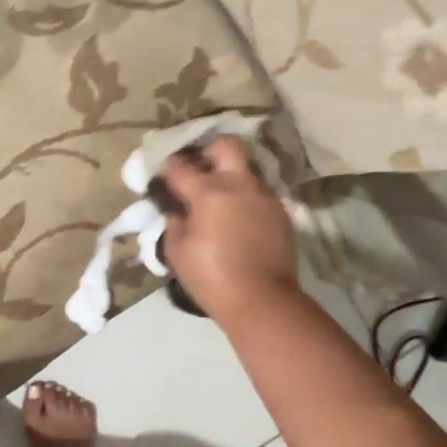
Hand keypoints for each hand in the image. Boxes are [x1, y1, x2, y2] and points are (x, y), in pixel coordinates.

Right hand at [159, 135, 300, 322]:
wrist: (262, 300)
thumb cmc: (211, 278)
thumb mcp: (178, 253)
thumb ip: (174, 225)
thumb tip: (177, 212)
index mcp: (208, 192)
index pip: (181, 166)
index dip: (169, 167)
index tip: (165, 172)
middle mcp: (239, 185)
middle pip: (227, 145)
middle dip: (210, 149)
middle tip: (200, 166)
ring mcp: (264, 197)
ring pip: (247, 171)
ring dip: (231, 177)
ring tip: (221, 199)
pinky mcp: (281, 213)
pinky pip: (260, 195)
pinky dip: (246, 200)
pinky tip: (239, 220)